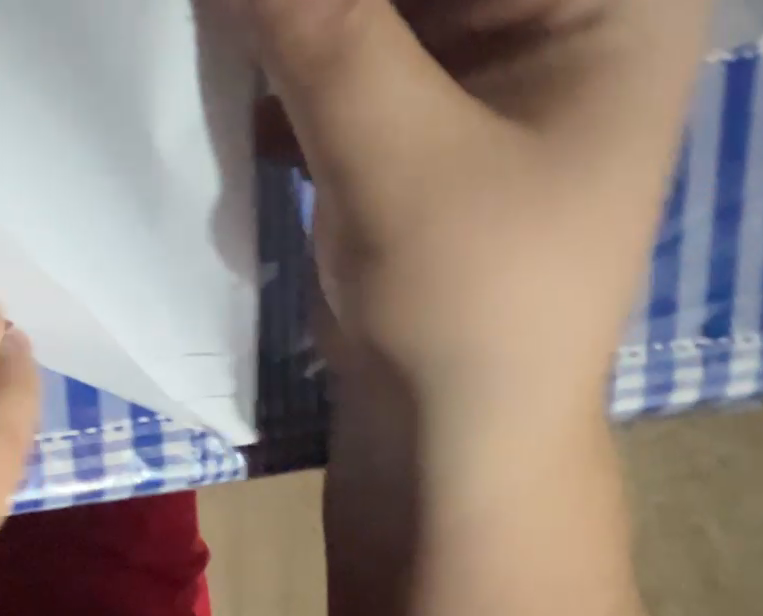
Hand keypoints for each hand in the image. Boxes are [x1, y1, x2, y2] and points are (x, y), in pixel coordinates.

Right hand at [236, 0, 708, 428]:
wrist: (449, 426)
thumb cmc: (466, 296)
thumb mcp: (397, 155)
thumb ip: (322, 37)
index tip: (250, 8)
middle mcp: (546, 18)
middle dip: (307, 7)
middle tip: (225, 22)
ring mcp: (474, 82)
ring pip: (365, 23)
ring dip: (287, 31)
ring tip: (216, 39)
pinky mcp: (411, 137)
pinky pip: (340, 75)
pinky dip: (281, 80)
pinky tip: (227, 89)